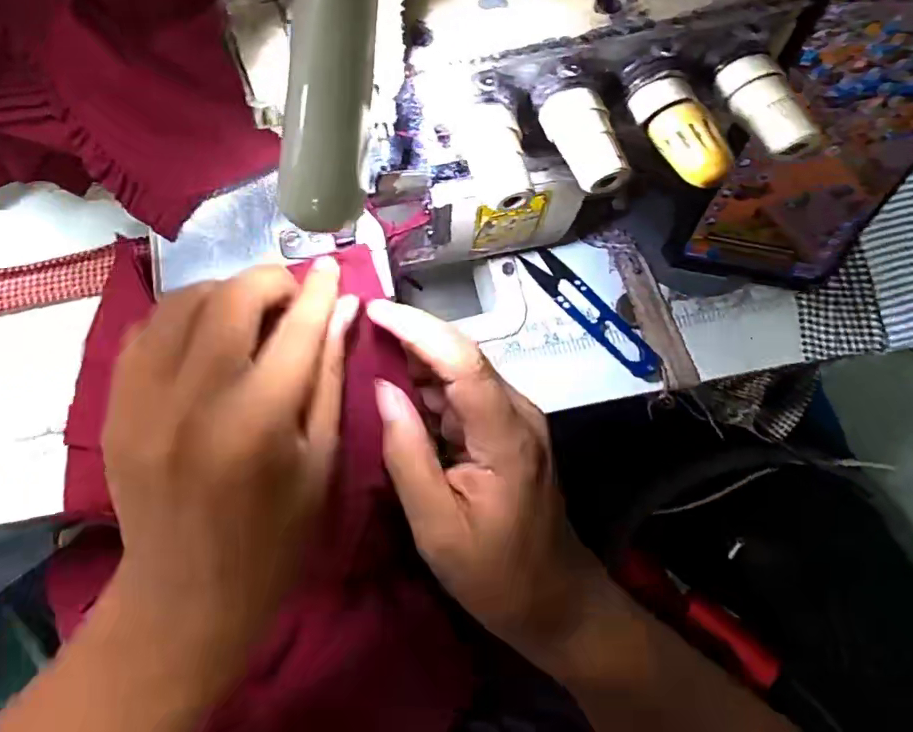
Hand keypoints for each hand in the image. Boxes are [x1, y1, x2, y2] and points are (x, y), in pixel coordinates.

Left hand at [101, 257, 359, 667]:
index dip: (318, 290)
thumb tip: (342, 307)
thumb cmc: (273, 538)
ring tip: (245, 315)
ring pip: (183, 301)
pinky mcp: (115, 405)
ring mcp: (143, 398)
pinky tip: (201, 338)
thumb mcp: (320, 460)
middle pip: (232, 296)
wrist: (183, 597)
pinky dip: (180, 318)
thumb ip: (328, 375)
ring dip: (223, 293)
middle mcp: (194, 398)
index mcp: (257, 421)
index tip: (330, 268)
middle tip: (288, 299)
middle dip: (269, 282)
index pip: (295, 327)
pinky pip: (146, 328)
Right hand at [367, 299, 609, 662]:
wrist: (555, 602)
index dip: (417, 329)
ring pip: (458, 369)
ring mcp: (513, 417)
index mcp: (505, 435)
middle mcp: (516, 411)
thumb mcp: (438, 528)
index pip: (463, 361)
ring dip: (413, 356)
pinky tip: (392, 384)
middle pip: (460, 355)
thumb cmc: (496, 575)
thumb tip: (381, 389)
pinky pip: (461, 392)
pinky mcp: (504, 426)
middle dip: (409, 333)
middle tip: (356, 322)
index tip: (373, 310)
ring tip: (364, 346)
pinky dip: (425, 384)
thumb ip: (407, 455)